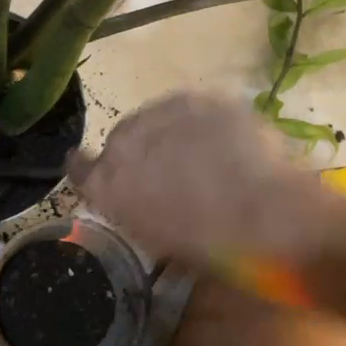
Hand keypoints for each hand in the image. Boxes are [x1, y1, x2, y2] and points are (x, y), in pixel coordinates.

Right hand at [67, 92, 339, 264]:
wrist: (267, 212)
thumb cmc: (213, 246)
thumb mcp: (162, 242)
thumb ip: (141, 217)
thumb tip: (149, 210)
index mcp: (107, 186)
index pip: (77, 168)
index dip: (90, 170)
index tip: (105, 175)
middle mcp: (122, 143)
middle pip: (120, 140)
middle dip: (140, 153)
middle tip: (171, 174)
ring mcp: (159, 114)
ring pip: (154, 120)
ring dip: (169, 134)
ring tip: (203, 157)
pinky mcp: (196, 99)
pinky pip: (190, 110)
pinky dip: (201, 123)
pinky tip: (225, 143)